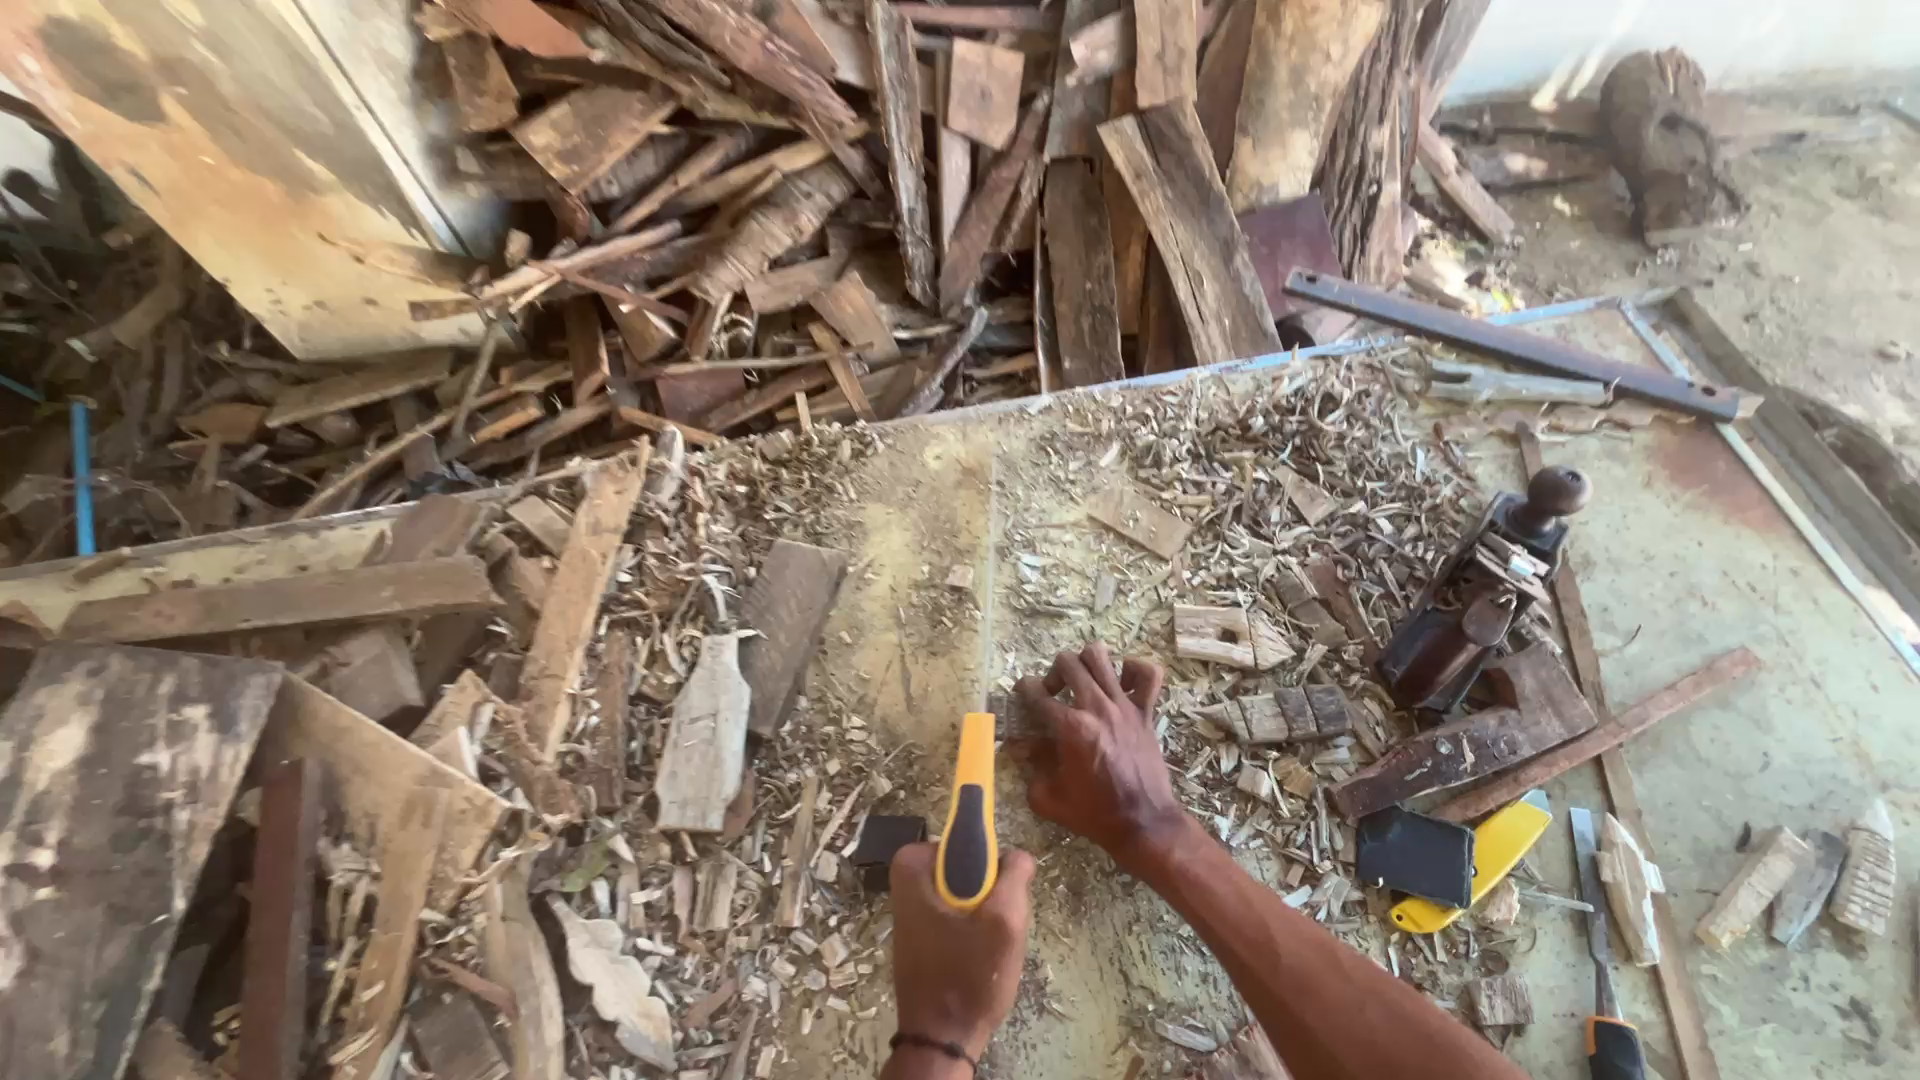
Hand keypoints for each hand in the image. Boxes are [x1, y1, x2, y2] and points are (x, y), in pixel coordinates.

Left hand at [888, 843, 1034, 1058]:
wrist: (941, 1039)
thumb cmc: (968, 977)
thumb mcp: (1004, 920)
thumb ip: (1014, 874)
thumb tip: (1017, 855)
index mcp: (914, 862)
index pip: (970, 839)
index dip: (992, 869)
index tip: (997, 900)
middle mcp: (906, 876)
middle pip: (971, 866)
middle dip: (991, 895)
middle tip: (997, 928)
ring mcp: (912, 903)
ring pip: (969, 891)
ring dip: (986, 916)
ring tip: (989, 948)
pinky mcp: (920, 928)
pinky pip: (959, 912)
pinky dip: (974, 930)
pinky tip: (978, 958)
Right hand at [1015, 643, 1188, 872]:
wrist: (1143, 824)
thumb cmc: (1094, 814)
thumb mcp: (1049, 797)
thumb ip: (1030, 767)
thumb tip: (1018, 747)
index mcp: (1071, 728)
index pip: (1036, 693)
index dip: (1024, 690)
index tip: (1024, 695)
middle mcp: (1096, 707)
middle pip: (1068, 663)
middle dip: (1053, 673)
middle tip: (1054, 693)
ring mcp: (1124, 706)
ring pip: (1101, 657)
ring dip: (1085, 663)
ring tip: (1083, 682)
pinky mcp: (1146, 712)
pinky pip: (1147, 675)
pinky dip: (1133, 670)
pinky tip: (1122, 683)